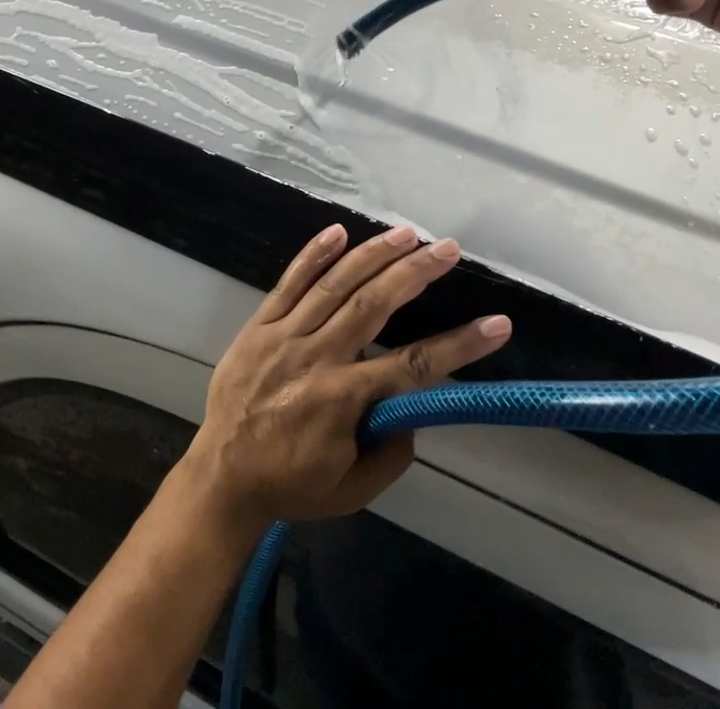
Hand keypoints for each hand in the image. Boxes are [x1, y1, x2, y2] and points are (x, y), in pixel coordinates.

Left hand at [184, 223, 511, 529]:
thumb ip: (393, 450)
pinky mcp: (257, 328)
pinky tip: (336, 232)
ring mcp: (283, 338)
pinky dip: (311, 256)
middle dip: (415, 274)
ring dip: (372, 255)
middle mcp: (317, 358)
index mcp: (343, 398)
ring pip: (334, 286)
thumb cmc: (291, 485)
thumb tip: (411, 409)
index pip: (415, 364)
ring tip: (406, 233)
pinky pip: (287, 285)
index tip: (497, 323)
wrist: (221, 478)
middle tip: (448, 249)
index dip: (461, 344)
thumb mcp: (355, 487)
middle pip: (375, 305)